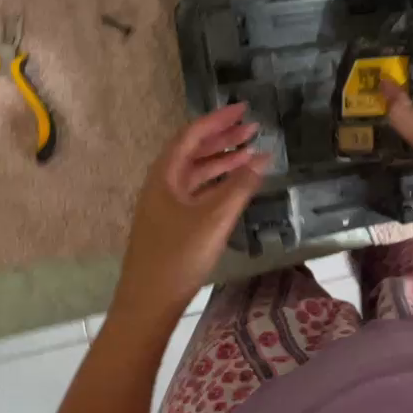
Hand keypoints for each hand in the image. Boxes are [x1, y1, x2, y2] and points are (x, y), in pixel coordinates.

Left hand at [115, 103, 269, 316]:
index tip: (243, 109)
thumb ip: (240, 186)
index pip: (192, 136)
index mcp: (164, 176)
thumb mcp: (214, 218)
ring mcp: (165, 205)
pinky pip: (198, 191)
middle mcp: (162, 185)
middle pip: (194, 151)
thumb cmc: (178, 256)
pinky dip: (218, 183)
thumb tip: (264, 157)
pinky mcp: (172, 223)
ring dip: (223, 161)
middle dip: (223, 138)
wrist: (148, 303)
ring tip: (252, 154)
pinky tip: (237, 186)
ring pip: (196, 173)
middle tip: (253, 128)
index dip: (218, 120)